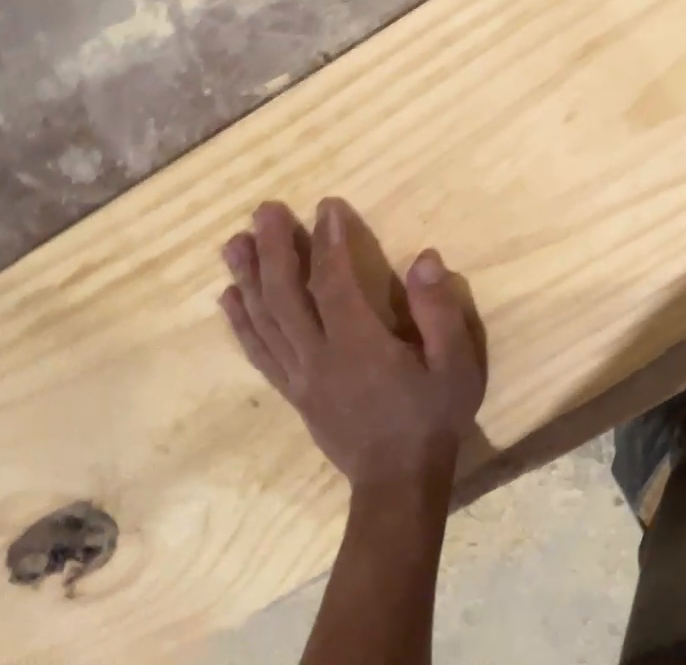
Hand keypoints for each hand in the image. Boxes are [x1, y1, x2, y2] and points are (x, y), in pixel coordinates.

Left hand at [219, 199, 487, 489]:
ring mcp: (299, 376)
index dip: (328, 242)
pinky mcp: (293, 392)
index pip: (334, 283)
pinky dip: (240, 322)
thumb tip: (425, 257)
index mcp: (359, 344)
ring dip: (247, 278)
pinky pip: (259, 351)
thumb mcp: (456, 362)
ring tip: (233, 241)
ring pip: (264, 320)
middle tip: (265, 210)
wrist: (399, 479)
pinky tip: (229, 298)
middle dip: (274, 249)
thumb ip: (438, 310)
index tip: (327, 206)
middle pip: (285, 296)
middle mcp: (318, 356)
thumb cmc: (434, 415)